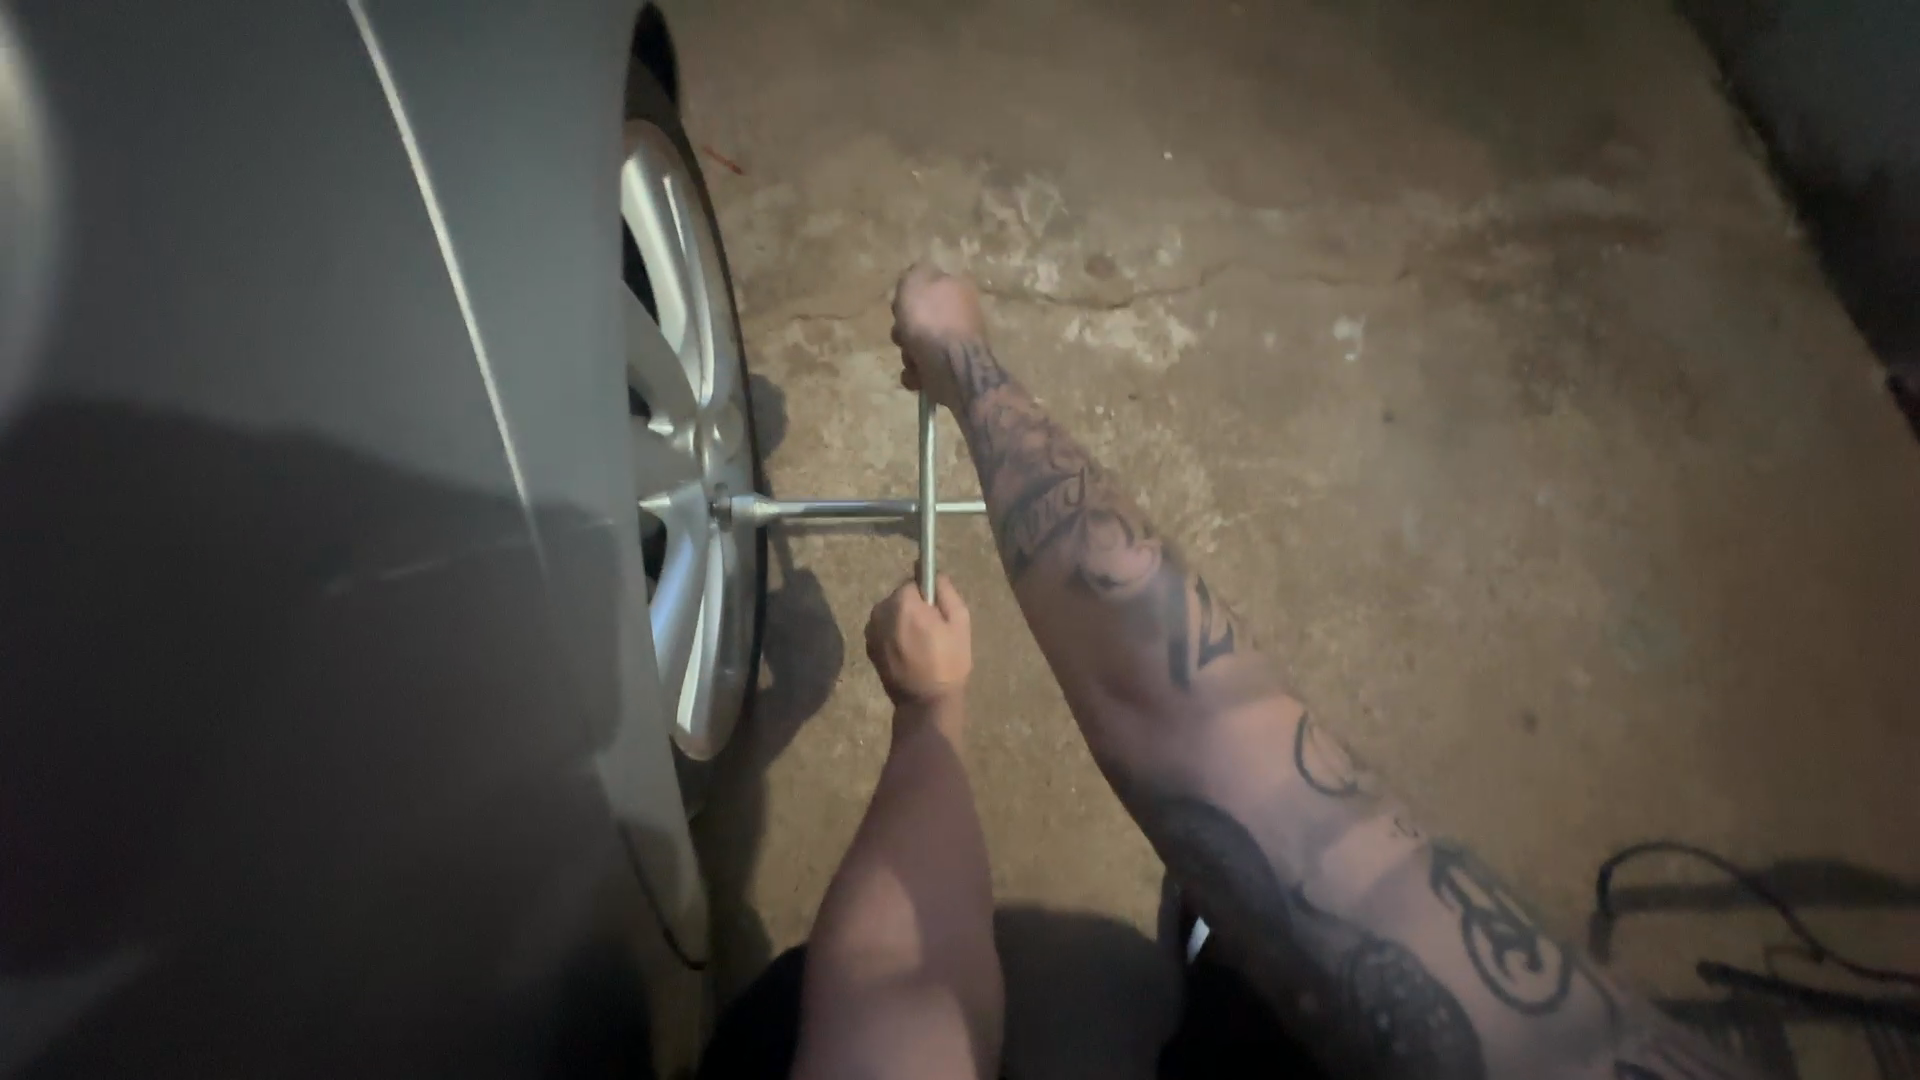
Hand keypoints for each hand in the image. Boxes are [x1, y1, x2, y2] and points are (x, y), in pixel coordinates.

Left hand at [865, 572, 971, 708]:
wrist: (925, 702)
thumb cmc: (948, 662)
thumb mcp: (960, 623)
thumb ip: (946, 592)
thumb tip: (934, 573)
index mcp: (903, 603)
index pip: (913, 583)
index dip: (927, 597)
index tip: (937, 615)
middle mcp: (881, 611)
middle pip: (900, 598)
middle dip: (914, 608)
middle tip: (932, 632)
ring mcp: (871, 630)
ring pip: (890, 613)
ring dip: (902, 621)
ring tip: (919, 645)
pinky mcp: (868, 646)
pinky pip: (883, 628)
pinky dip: (893, 634)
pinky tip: (907, 654)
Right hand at [890, 263, 987, 411]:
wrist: (950, 366)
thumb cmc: (930, 319)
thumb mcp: (916, 280)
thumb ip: (915, 272)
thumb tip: (917, 277)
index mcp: (956, 289)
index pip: (926, 288)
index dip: (907, 297)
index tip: (900, 306)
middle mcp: (960, 316)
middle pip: (920, 321)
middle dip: (905, 330)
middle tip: (903, 335)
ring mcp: (957, 346)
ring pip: (919, 347)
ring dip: (908, 355)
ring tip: (912, 359)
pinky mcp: (951, 371)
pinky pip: (924, 370)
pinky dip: (916, 374)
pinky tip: (917, 375)